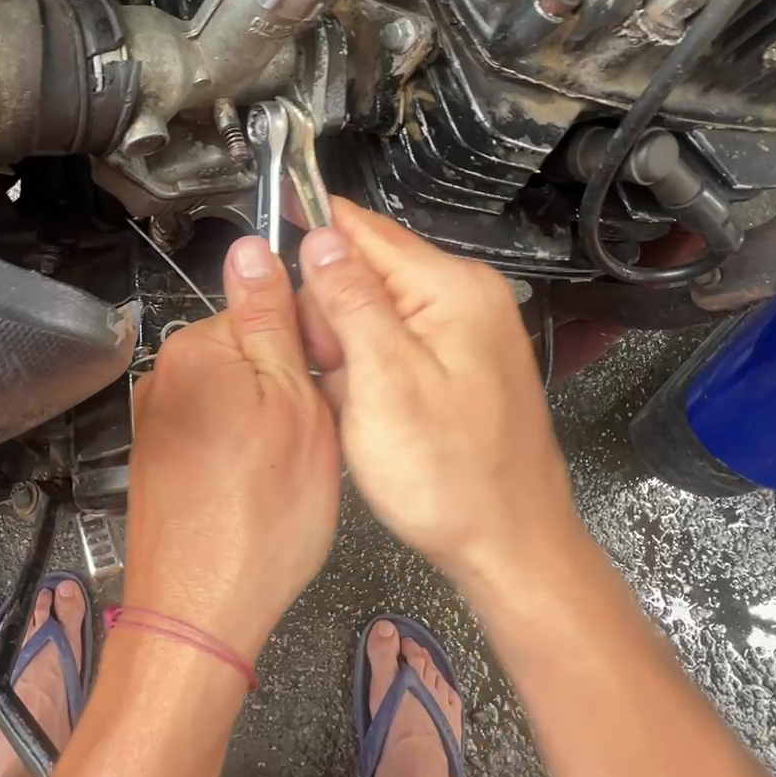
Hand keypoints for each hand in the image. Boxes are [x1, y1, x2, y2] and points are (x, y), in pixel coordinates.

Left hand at [124, 235, 341, 659]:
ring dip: (267, 419)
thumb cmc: (259, 515)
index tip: (324, 382)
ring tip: (285, 471)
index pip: (264, 306)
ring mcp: (157, 418)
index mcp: (198, 346)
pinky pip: (215, 431)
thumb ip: (272, 320)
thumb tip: (253, 245)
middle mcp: (166, 374)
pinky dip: (241, 450)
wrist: (200, 610)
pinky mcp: (158, 457)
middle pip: (248, 350)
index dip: (307, 343)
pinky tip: (257, 489)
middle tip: (311, 436)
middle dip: (287, 382)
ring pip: (236, 394)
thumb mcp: (293, 403)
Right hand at [296, 198, 578, 585]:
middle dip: (328, 311)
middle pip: (364, 269)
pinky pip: (388, 342)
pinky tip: (365, 405)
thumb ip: (350, 301)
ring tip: (349, 396)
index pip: (365, 229)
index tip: (267, 246)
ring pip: (370, 309)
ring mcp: (461, 331)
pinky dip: (364, 366)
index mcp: (451, 289)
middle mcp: (464, 298)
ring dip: (343, 345)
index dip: (312, 232)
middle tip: (328, 365)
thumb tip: (321, 237)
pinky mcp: (454, 361)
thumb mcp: (383, 381)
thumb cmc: (450, 477)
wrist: (508, 547)